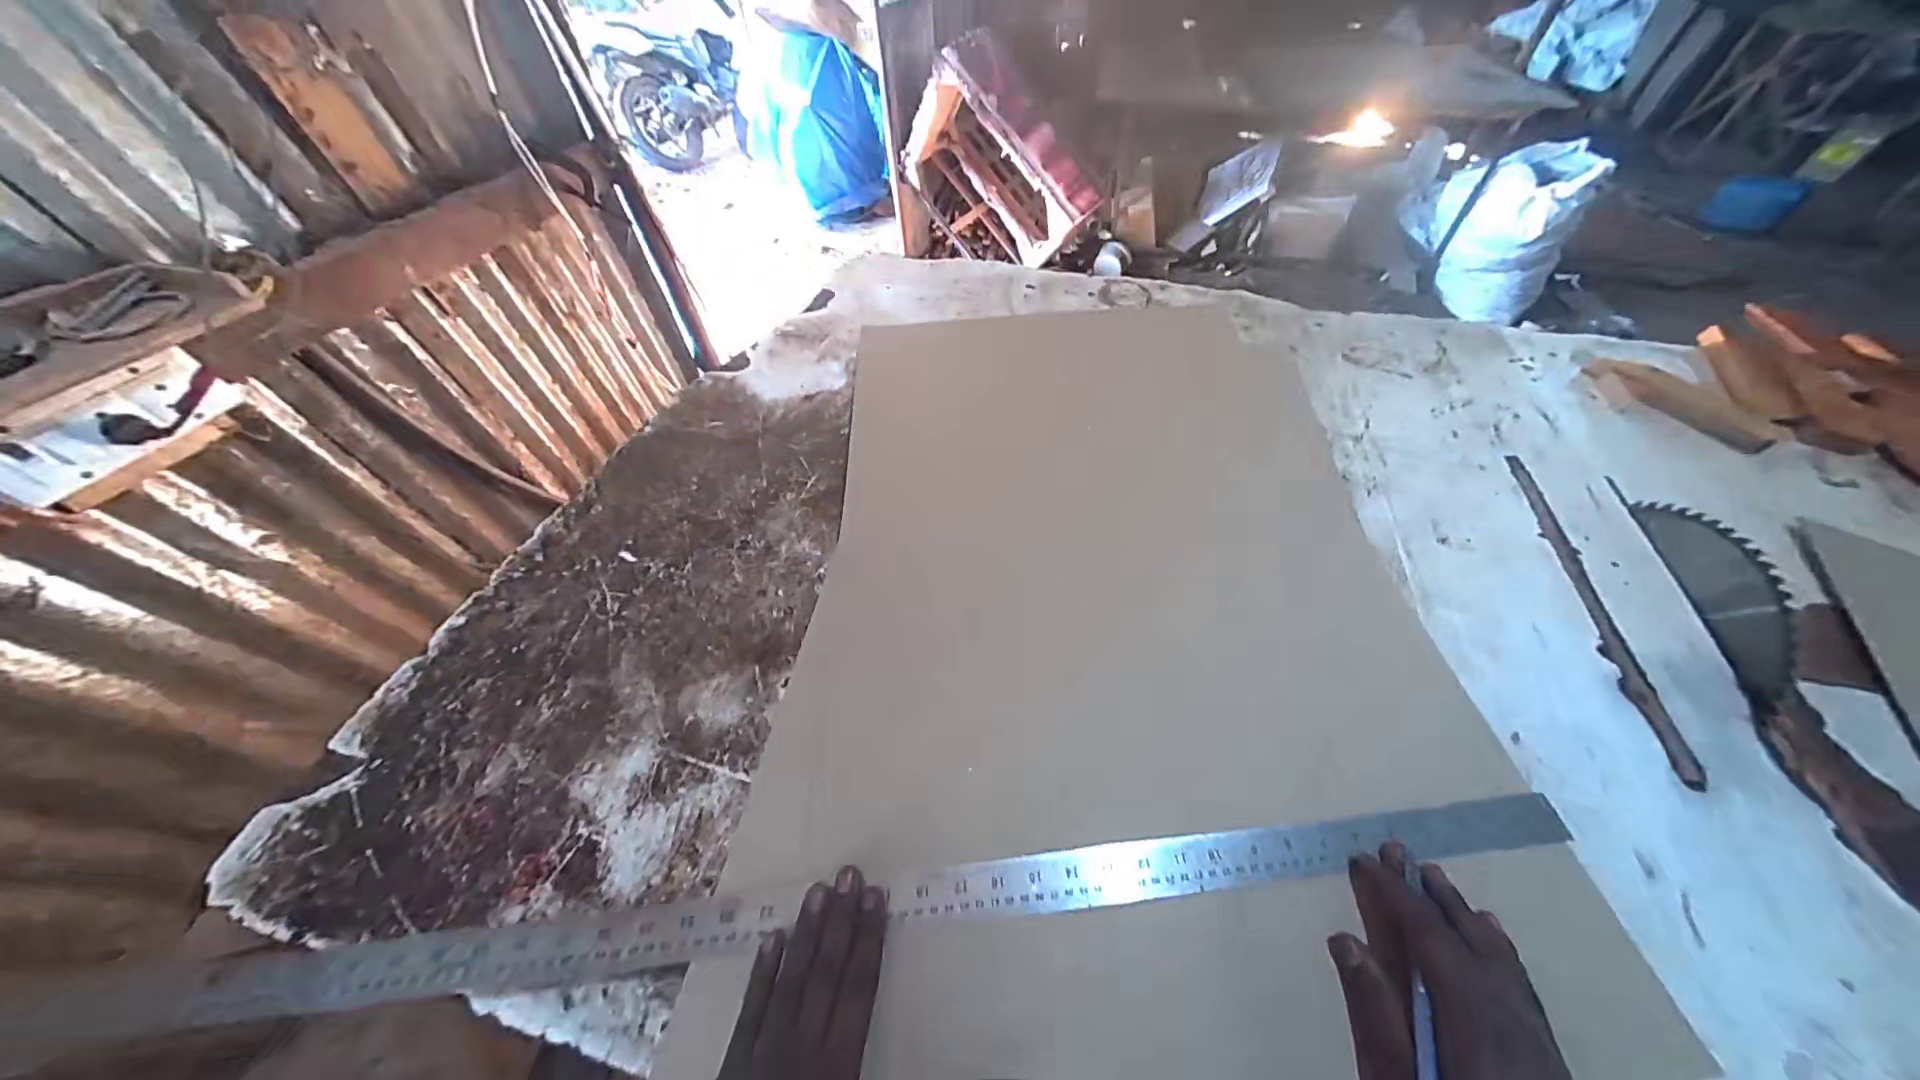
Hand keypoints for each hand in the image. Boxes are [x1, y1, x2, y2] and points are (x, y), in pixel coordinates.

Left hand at [718, 866, 888, 1079]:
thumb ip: (860, 1060)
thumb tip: (895, 1022)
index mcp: (837, 1067)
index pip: (858, 990)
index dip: (869, 941)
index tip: (877, 897)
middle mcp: (802, 1049)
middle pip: (827, 974)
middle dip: (842, 921)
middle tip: (850, 872)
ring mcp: (765, 1052)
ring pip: (791, 980)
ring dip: (807, 933)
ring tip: (818, 889)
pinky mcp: (735, 1060)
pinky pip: (752, 1008)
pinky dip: (763, 971)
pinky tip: (773, 936)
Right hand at [1328, 842, 1572, 1079]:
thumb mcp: (1393, 1076)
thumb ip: (1373, 1012)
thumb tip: (1344, 939)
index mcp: (1470, 1018)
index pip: (1426, 935)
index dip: (1391, 892)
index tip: (1361, 860)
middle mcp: (1509, 1017)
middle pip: (1462, 937)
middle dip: (1424, 891)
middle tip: (1396, 849)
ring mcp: (1534, 1036)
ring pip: (1494, 955)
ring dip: (1459, 912)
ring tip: (1434, 877)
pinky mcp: (1545, 1054)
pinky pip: (1518, 980)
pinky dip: (1495, 945)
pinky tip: (1489, 931)